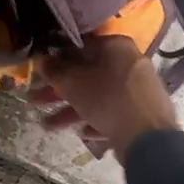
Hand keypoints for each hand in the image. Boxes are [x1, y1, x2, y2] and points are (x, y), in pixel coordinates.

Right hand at [30, 36, 178, 160]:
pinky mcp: (143, 112)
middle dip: (59, 90)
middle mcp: (130, 62)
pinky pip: (114, 111)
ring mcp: (139, 89)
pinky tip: (83, 133)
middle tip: (35, 100)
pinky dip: (96, 119)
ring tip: (48, 125)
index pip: (81, 46)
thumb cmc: (107, 99)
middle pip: (88, 74)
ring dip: (72, 109)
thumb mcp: (73, 84)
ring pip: (99, 95)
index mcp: (116, 46)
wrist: (148, 137)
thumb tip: (41, 61)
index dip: (57, 59)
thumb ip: (55, 71)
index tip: (41, 71)